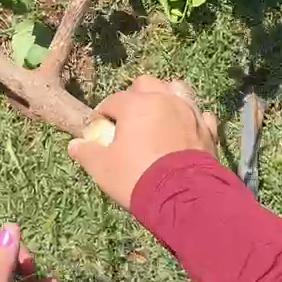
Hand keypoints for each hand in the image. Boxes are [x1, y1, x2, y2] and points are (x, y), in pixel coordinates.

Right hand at [67, 75, 219, 207]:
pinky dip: (191, 119)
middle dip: (135, 96)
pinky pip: (200, 114)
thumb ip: (87, 153)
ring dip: (166, 98)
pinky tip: (185, 130)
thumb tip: (74, 145)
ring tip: (159, 116)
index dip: (103, 113)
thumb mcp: (103, 168)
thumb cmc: (137, 177)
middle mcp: (164, 100)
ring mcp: (189, 112)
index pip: (113, 100)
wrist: (183, 197)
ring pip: (177, 90)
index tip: (100, 129)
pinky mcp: (207, 129)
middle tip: (129, 119)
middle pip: (146, 84)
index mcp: (136, 105)